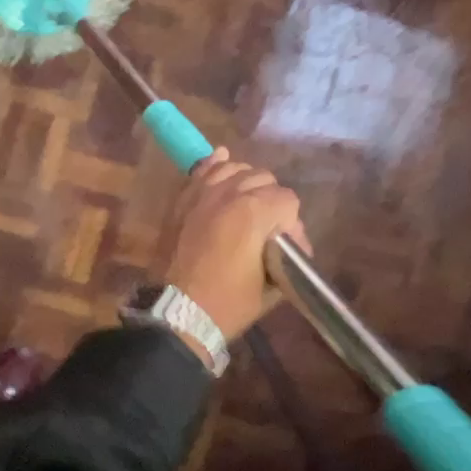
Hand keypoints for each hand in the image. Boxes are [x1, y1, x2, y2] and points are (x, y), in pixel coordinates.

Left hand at [162, 148, 307, 341]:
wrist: (178, 310)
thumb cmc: (229, 302)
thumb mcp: (273, 283)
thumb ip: (288, 253)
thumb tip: (291, 240)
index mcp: (254, 211)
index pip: (288, 200)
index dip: (293, 224)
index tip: (288, 247)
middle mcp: (228, 193)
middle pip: (263, 179)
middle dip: (272, 201)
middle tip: (268, 229)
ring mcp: (201, 194)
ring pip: (234, 169)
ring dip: (246, 182)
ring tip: (248, 205)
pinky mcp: (182, 200)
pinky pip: (201, 171)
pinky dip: (215, 164)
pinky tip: (223, 159)